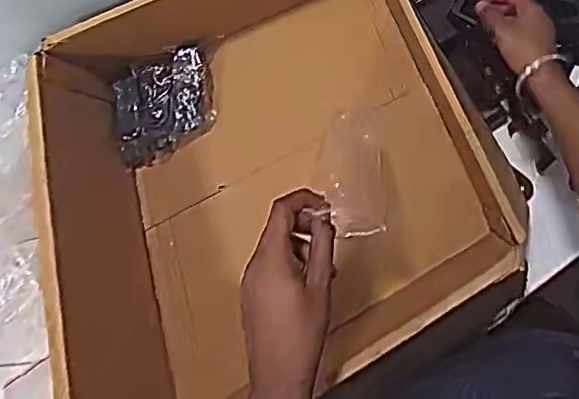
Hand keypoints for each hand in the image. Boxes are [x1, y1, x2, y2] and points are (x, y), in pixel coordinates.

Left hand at [242, 189, 335, 398]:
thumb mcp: (320, 282)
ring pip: (276, 244)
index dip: (304, 199)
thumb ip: (322, 244)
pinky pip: (271, 263)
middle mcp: (255, 266)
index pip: (281, 209)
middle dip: (306, 222)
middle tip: (328, 232)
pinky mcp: (252, 295)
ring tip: (323, 264)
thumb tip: (324, 219)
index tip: (325, 206)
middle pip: (278, 225)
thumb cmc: (302, 333)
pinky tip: (310, 279)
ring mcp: (250, 282)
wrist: (279, 379)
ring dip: (302, 243)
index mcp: (270, 259)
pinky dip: (292, 259)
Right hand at [475, 0, 556, 75]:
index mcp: (532, 8)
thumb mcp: (501, 29)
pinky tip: (502, 36)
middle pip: (516, 5)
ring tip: (490, 22)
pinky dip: (511, 29)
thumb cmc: (526, 51)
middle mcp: (540, 16)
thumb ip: (489, 15)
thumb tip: (482, 6)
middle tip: (483, 9)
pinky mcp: (540, 42)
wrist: (540, 74)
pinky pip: (523, 29)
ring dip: (503, 18)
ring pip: (519, 18)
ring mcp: (542, 29)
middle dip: (497, 6)